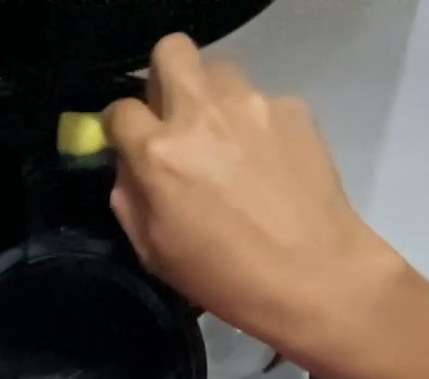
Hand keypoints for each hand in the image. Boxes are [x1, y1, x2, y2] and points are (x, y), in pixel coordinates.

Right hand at [105, 35, 413, 371]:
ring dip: (209, 98)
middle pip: (171, 52)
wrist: (310, 274)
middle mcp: (202, 113)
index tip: (127, 144)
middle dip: (162, 80)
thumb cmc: (221, 276)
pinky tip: (263, 165)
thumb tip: (129, 168)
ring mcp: (252, 104)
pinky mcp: (293, 107)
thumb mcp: (154, 252)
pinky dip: (251, 124)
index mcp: (159, 153)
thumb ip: (130, 199)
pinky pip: (258, 100)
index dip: (118, 127)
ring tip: (221, 144)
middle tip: (171, 121)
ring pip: (218, 71)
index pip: (119, 110)